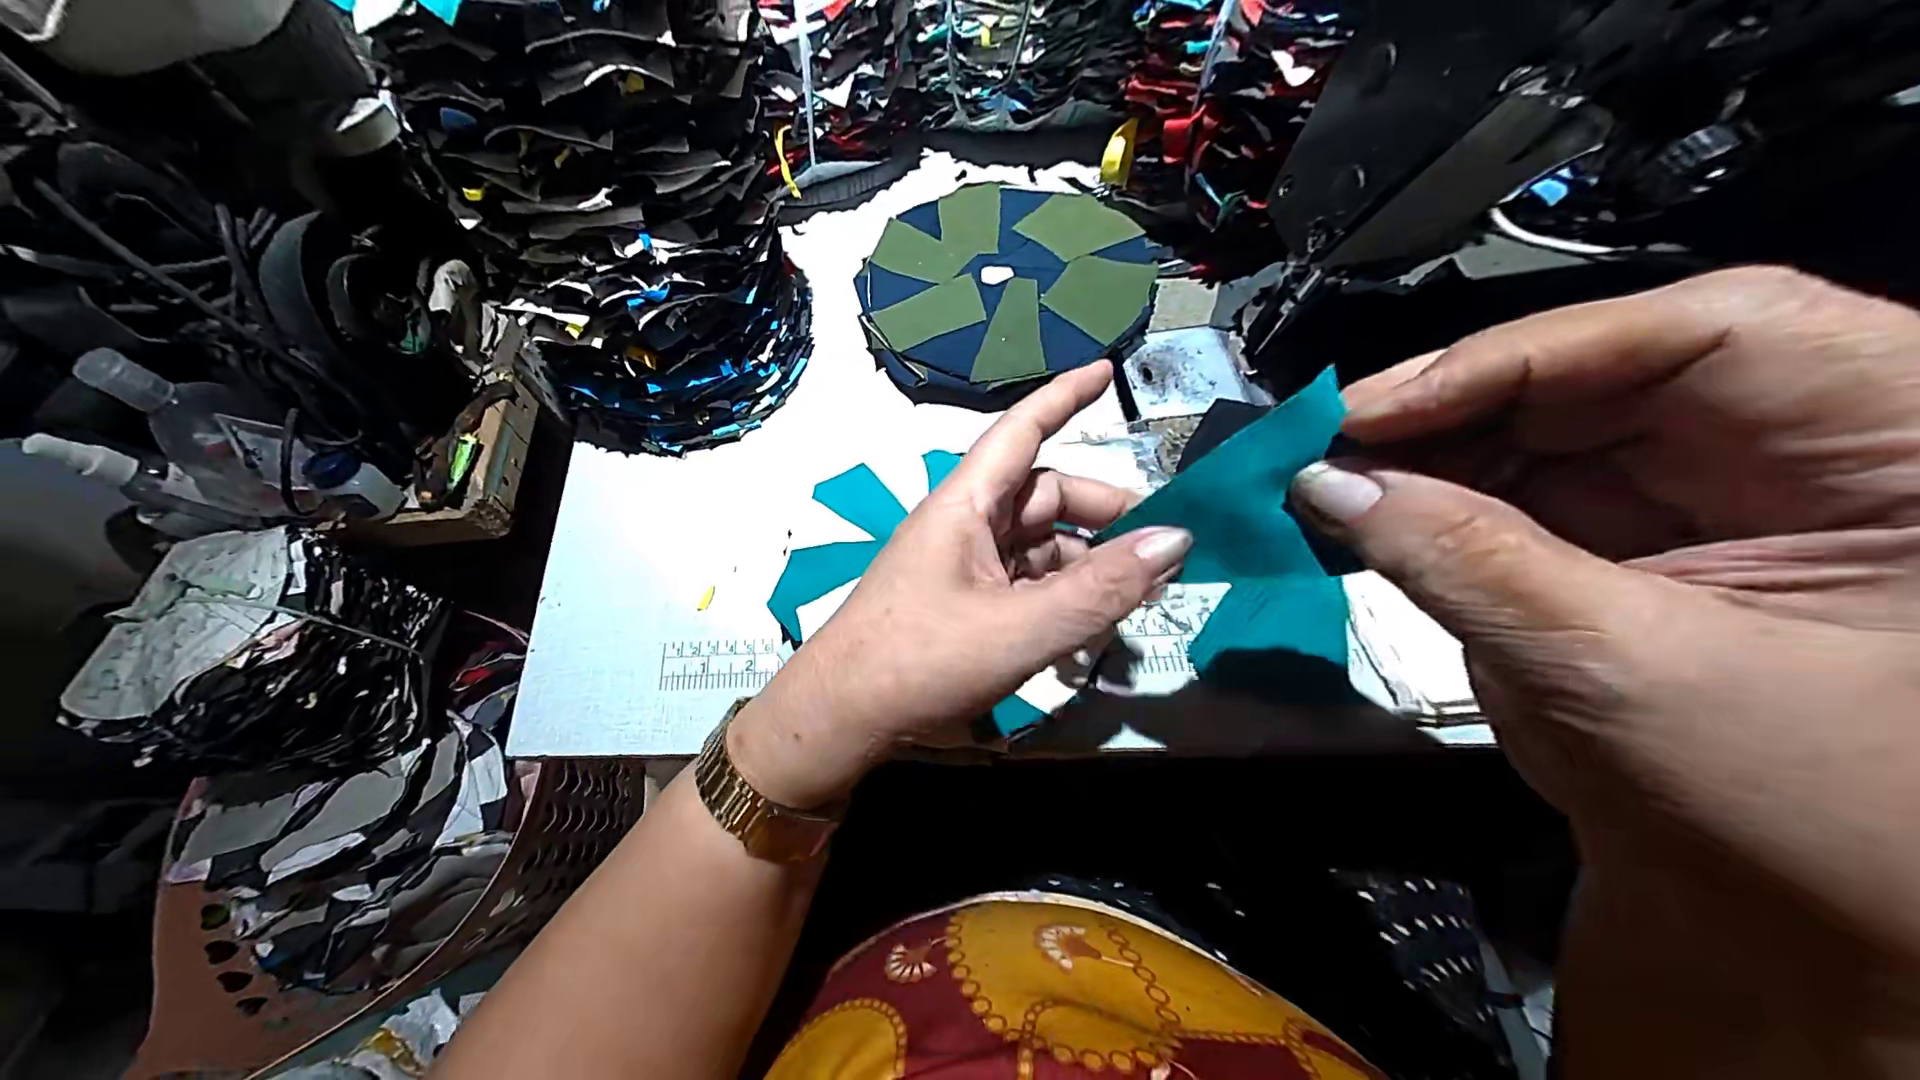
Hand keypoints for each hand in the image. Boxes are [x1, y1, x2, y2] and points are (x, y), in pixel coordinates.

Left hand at [729, 362, 1191, 808]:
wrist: (844, 717)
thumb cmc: (920, 659)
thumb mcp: (1020, 626)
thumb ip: (1100, 588)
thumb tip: (1176, 539)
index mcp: (966, 504)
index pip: (1021, 431)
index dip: (1064, 397)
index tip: (1107, 372)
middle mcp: (967, 525)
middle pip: (1045, 497)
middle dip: (1103, 512)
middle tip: (1159, 546)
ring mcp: (966, 567)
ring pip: (1041, 545)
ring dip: (1089, 562)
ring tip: (1138, 593)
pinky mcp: (967, 604)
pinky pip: (1027, 584)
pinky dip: (1063, 595)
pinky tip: (1093, 624)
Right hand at [1289, 267, 1919, 958]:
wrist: (1776, 922)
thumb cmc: (1777, 812)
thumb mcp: (1613, 667)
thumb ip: (1459, 558)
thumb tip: (1322, 483)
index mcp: (1897, 446)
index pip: (1706, 333)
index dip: (1522, 355)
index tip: (1378, 408)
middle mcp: (1792, 446)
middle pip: (1590, 378)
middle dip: (1445, 409)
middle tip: (1328, 444)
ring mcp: (1690, 491)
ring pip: (1530, 431)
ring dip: (1419, 457)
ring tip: (1328, 480)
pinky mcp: (1609, 537)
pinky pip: (1502, 491)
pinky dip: (1422, 500)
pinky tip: (1361, 510)